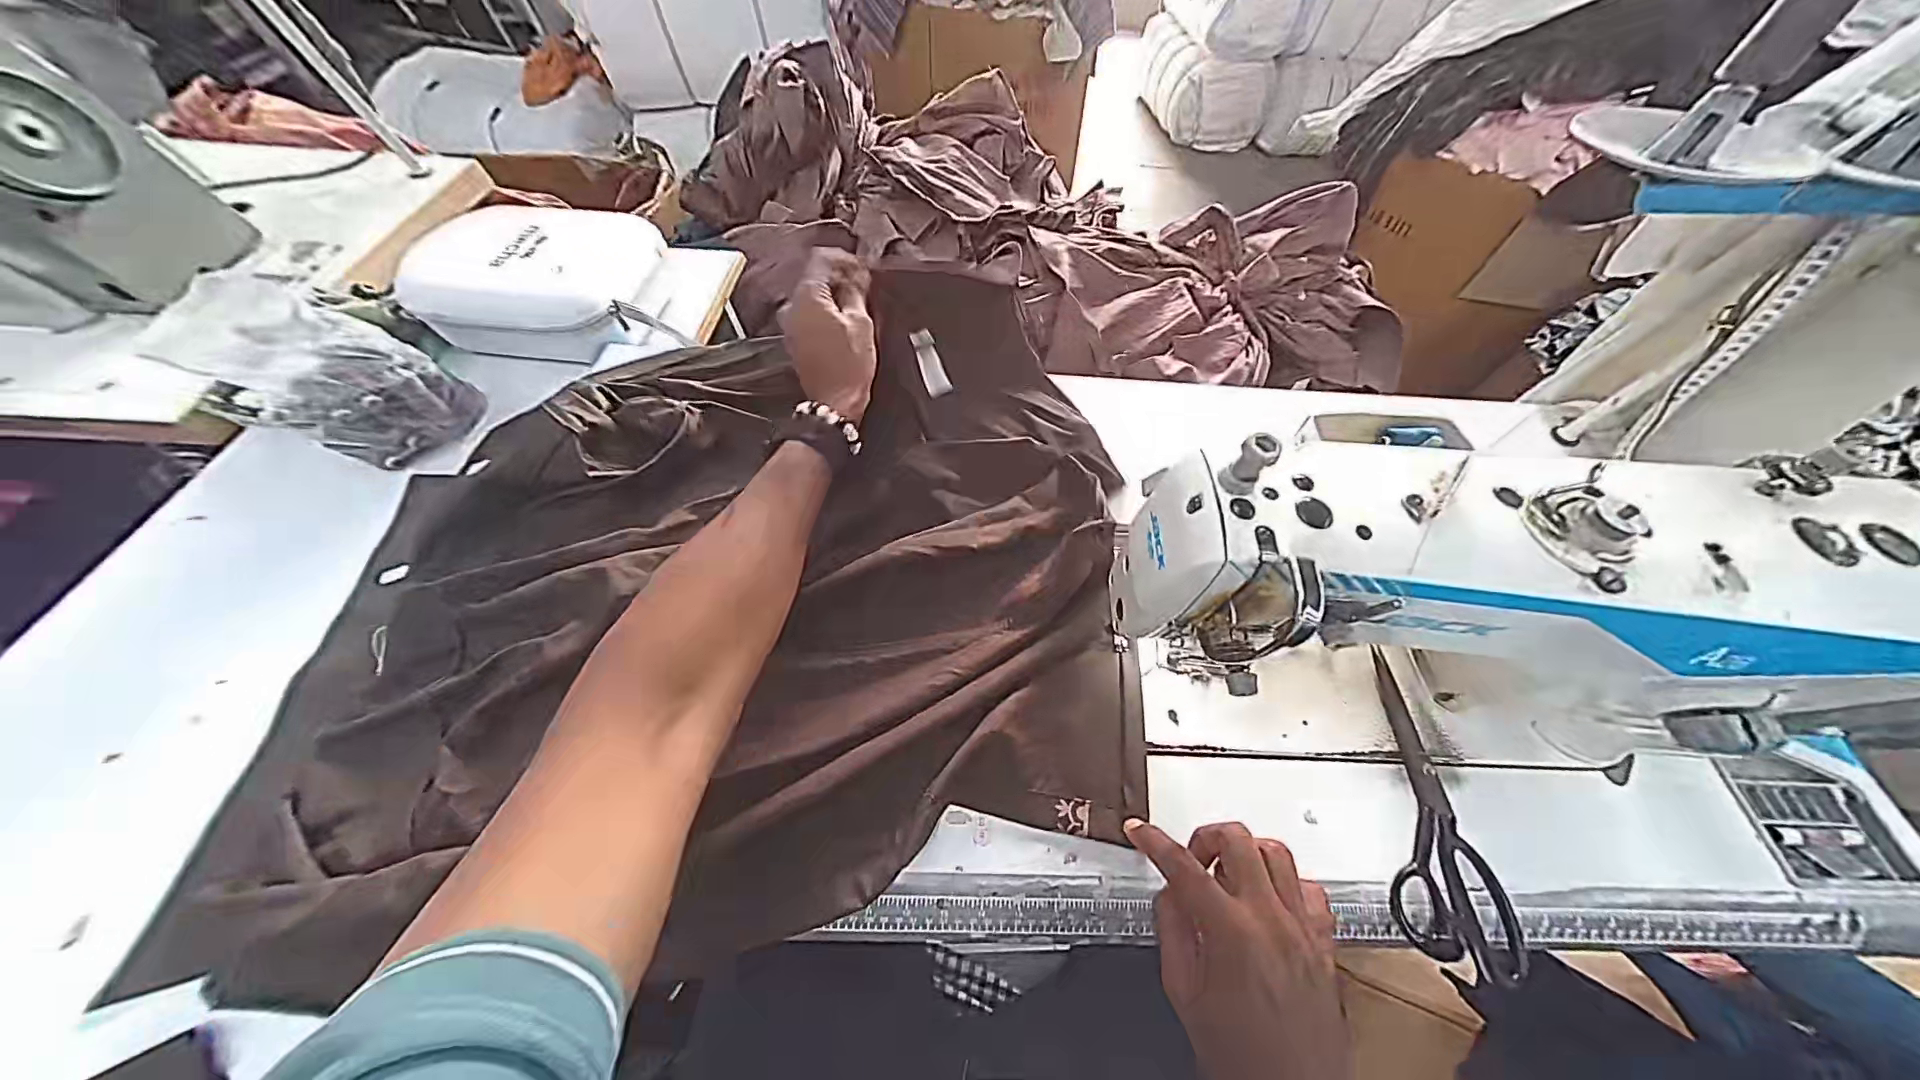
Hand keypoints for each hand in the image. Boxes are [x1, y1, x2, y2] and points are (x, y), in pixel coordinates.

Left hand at [778, 249, 875, 423]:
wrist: (835, 402)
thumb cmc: (849, 367)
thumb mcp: (861, 323)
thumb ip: (855, 292)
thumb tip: (854, 277)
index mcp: (807, 297)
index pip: (821, 259)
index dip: (844, 259)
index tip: (861, 267)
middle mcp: (792, 307)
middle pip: (815, 277)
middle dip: (839, 277)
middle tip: (862, 285)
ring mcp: (790, 324)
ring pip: (812, 296)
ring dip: (833, 295)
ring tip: (856, 304)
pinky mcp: (795, 340)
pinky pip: (809, 315)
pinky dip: (825, 312)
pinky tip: (844, 321)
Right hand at [1127, 819, 1350, 1079]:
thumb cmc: (1242, 1058)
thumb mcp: (1183, 990)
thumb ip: (1171, 929)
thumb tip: (1169, 893)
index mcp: (1230, 932)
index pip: (1183, 865)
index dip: (1154, 841)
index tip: (1142, 832)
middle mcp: (1270, 921)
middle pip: (1236, 839)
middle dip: (1204, 837)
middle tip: (1191, 858)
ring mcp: (1302, 929)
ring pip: (1276, 852)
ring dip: (1245, 852)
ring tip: (1226, 874)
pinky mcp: (1324, 943)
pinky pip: (1310, 889)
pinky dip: (1285, 882)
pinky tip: (1268, 897)